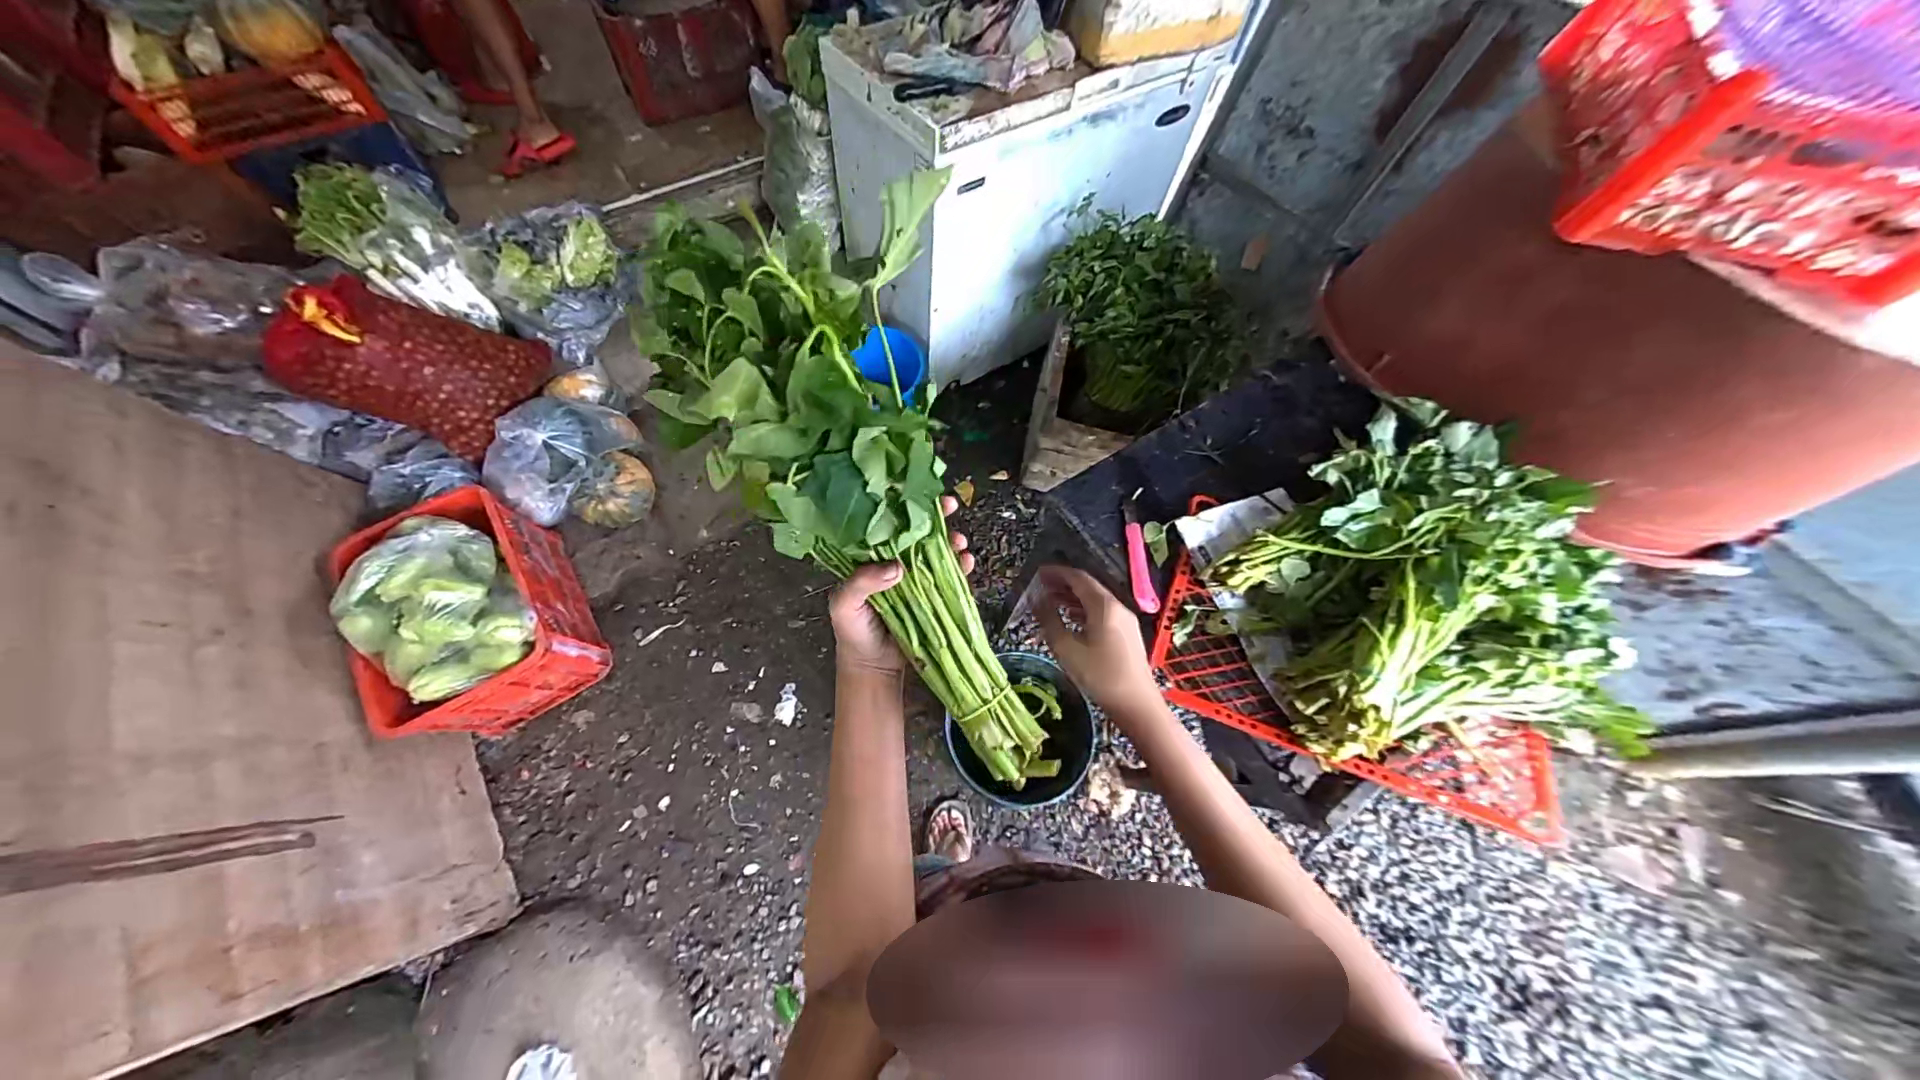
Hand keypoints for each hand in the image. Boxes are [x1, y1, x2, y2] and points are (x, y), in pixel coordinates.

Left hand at [830, 496, 972, 678]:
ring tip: (959, 541)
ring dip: (952, 541)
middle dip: (936, 517)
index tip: (919, 494)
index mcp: (872, 558)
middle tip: (950, 506)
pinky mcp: (936, 595)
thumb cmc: (853, 631)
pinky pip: (951, 576)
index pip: (889, 525)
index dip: (904, 508)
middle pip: (919, 532)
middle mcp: (897, 562)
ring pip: (938, 551)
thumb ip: (862, 582)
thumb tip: (896, 567)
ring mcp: (918, 578)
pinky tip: (967, 562)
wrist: (874, 666)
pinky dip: (962, 567)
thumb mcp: (845, 604)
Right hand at [1033, 564, 1160, 719]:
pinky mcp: (1126, 634)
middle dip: (1063, 584)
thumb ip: (1050, 620)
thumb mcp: (1067, 649)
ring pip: (1095, 600)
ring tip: (1049, 601)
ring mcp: (1124, 621)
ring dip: (1072, 598)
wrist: (1137, 705)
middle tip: (1039, 587)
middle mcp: (1117, 607)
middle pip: (1088, 587)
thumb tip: (1036, 599)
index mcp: (1104, 606)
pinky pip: (1102, 613)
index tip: (1037, 573)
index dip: (1056, 573)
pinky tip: (1070, 619)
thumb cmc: (1100, 677)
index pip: (1078, 578)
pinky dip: (1083, 610)